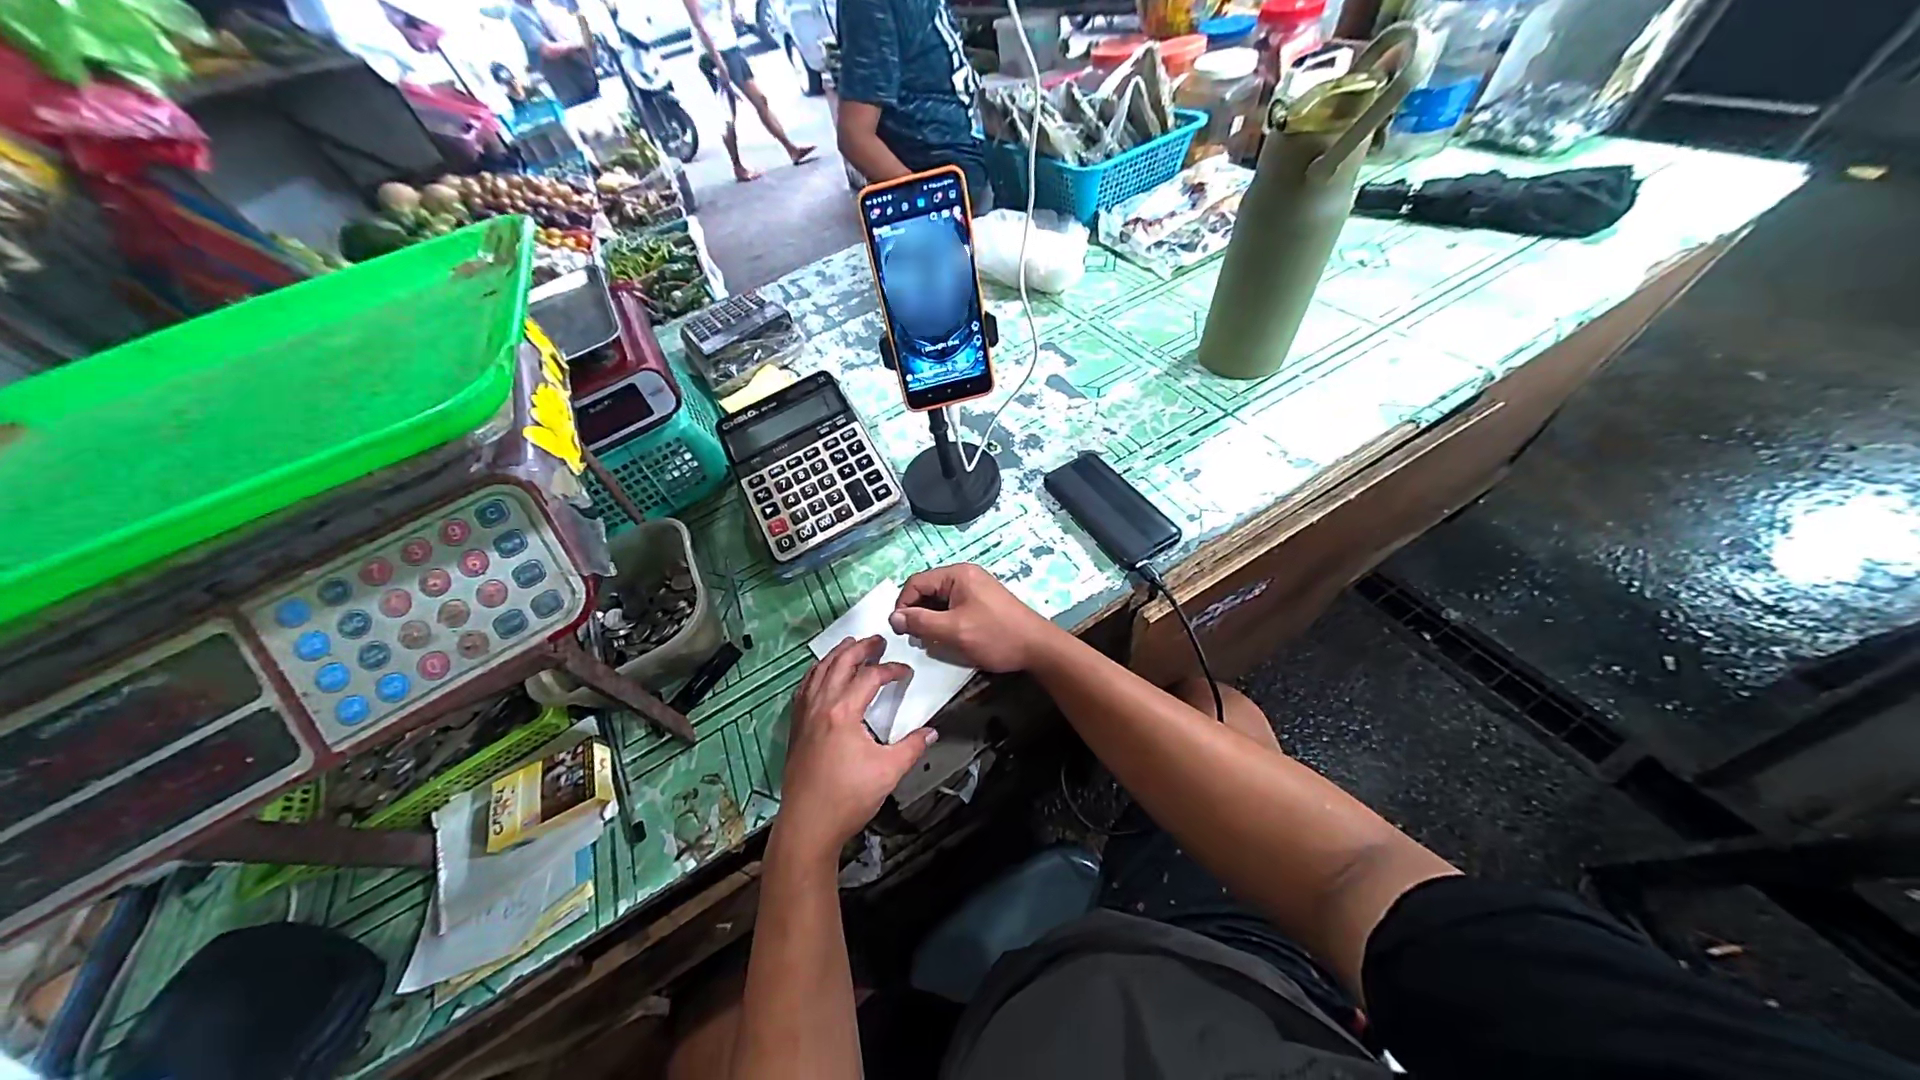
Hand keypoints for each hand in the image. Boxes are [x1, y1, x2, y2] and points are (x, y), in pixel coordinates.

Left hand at [777, 636, 937, 862]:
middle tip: (876, 641)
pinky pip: (804, 689)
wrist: (808, 825)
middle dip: (860, 649)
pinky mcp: (796, 728)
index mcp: (843, 712)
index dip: (891, 671)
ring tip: (849, 646)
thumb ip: (911, 747)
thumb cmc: (848, 797)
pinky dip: (815, 674)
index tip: (905, 673)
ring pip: (818, 672)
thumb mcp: (889, 771)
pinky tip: (820, 675)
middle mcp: (820, 706)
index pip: (870, 678)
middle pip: (839, 664)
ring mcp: (804, 716)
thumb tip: (931, 733)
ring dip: (835, 655)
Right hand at [889, 564, 1067, 673]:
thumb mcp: (953, 630)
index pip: (916, 582)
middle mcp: (965, 575)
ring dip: (931, 620)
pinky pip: (953, 607)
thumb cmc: (995, 636)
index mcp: (957, 574)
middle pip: (927, 590)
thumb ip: (920, 622)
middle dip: (917, 614)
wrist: (1037, 647)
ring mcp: (975, 588)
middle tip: (918, 638)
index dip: (903, 605)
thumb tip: (893, 618)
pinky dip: (945, 622)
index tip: (901, 630)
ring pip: (939, 601)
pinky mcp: (982, 602)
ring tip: (933, 640)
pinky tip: (949, 638)